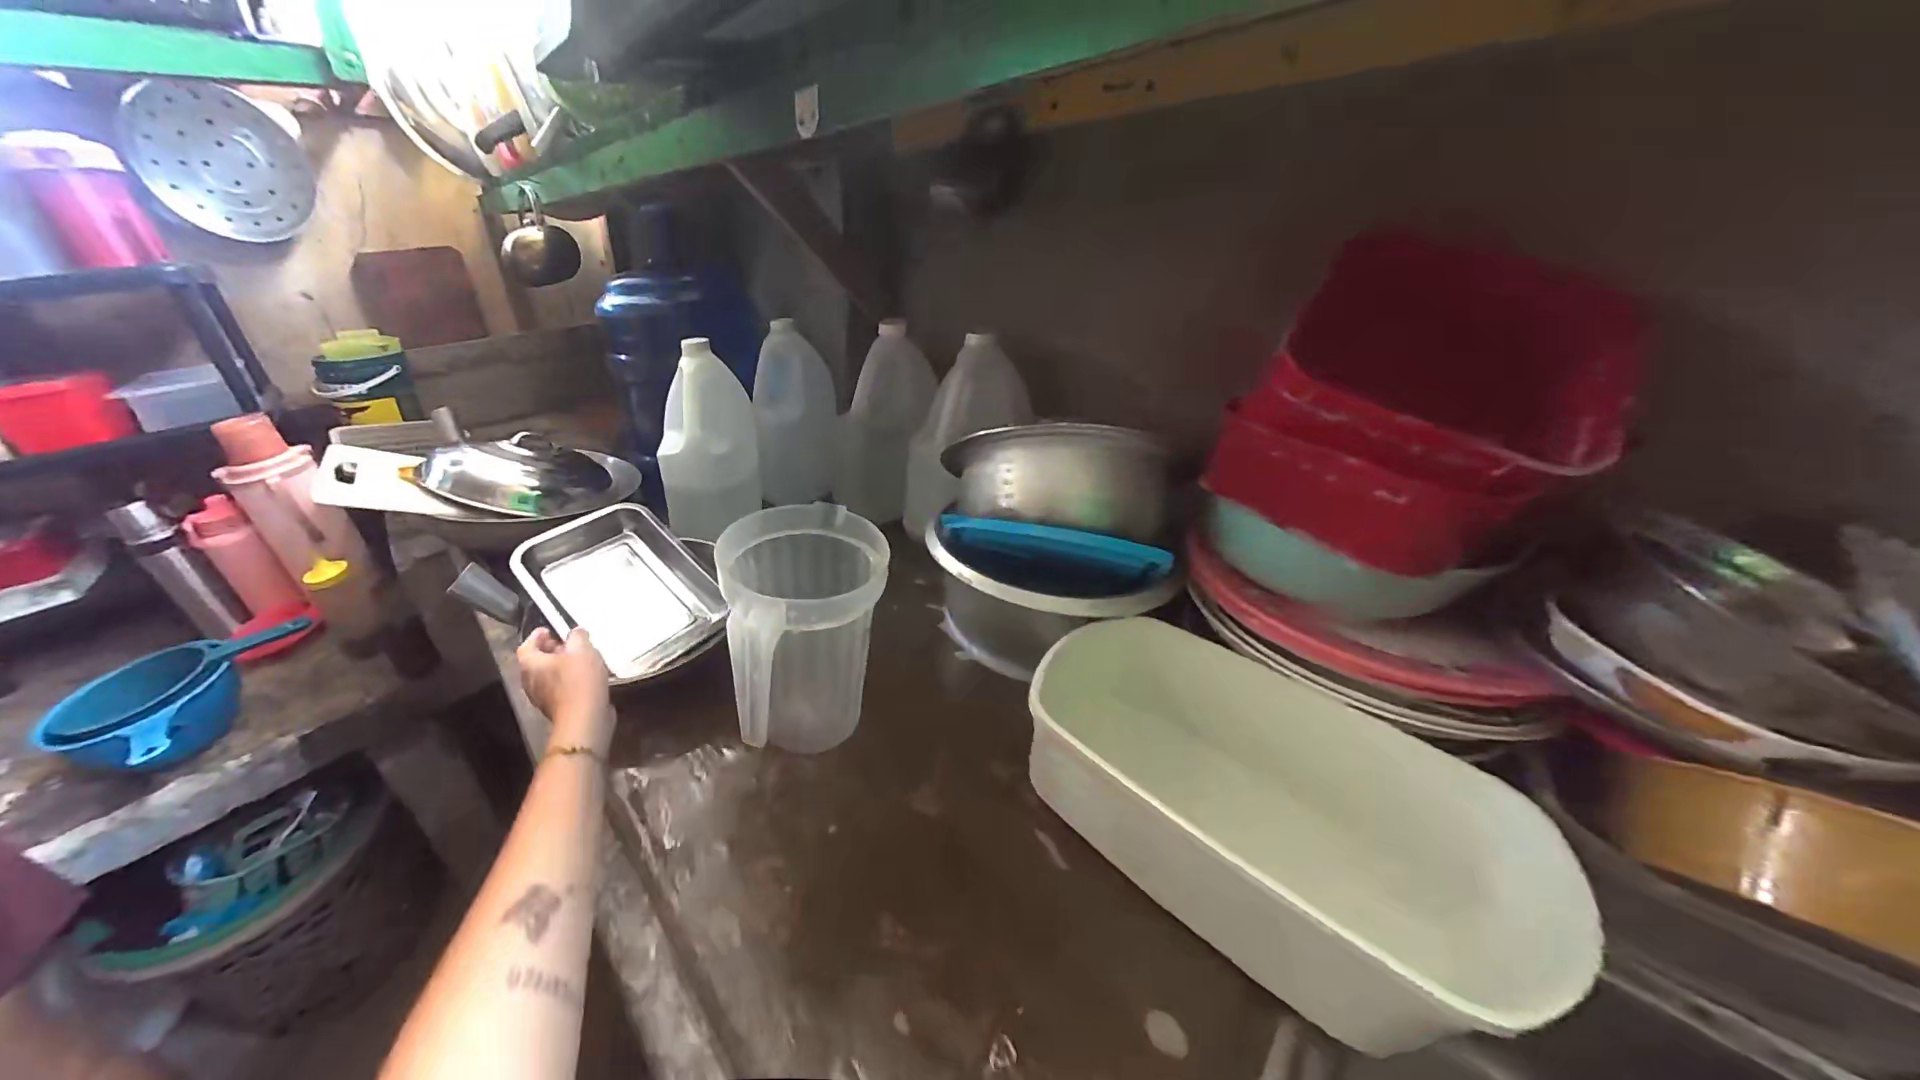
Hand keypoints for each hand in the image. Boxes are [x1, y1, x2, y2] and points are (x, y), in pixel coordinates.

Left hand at [517, 628, 612, 753]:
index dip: (538, 636)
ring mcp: (540, 697)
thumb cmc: (579, 679)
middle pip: (536, 660)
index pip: (526, 645)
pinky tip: (585, 677)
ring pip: (547, 675)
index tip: (551, 630)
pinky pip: (557, 688)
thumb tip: (576, 633)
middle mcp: (529, 681)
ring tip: (580, 659)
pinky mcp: (554, 708)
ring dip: (560, 666)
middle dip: (551, 650)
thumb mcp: (582, 649)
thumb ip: (577, 636)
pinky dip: (567, 679)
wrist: (584, 718)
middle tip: (568, 643)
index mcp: (530, 664)